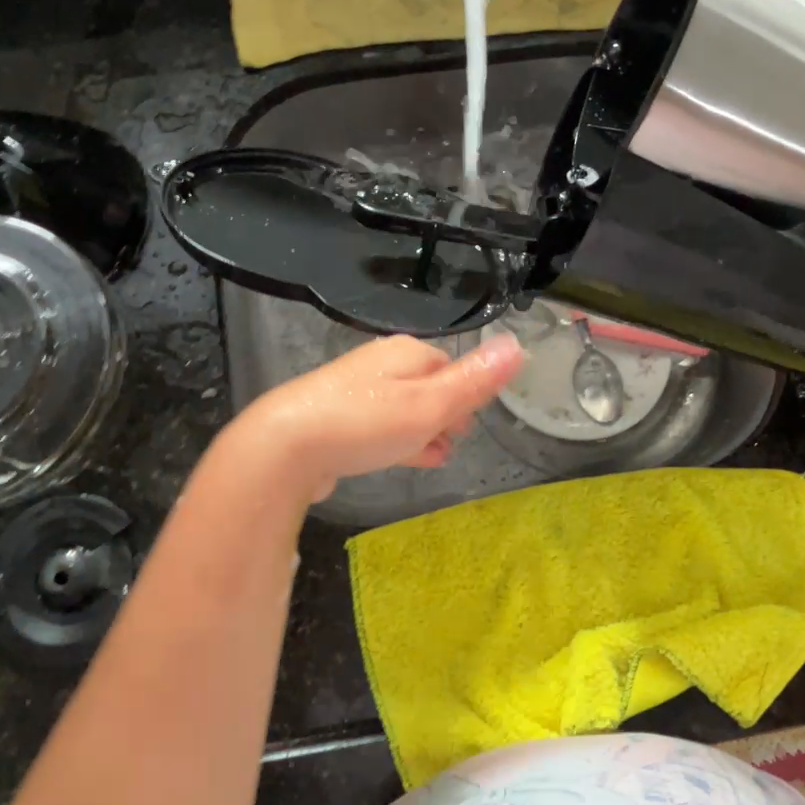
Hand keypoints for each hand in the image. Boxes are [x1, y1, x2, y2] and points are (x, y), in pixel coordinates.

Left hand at [225, 334, 526, 501]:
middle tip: (458, 441)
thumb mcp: (430, 405)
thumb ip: (473, 381)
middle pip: (426, 385)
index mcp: (406, 353)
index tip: (474, 422)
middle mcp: (379, 365)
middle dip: (445, 412)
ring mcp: (353, 392)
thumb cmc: (366, 423)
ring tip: (439, 456)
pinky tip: (405, 460)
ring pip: (401, 409)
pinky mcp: (335, 421)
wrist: (286, 446)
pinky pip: (377, 429)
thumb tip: (517, 344)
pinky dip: (397, 441)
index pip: (449, 365)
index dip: (466, 393)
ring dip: (423, 431)